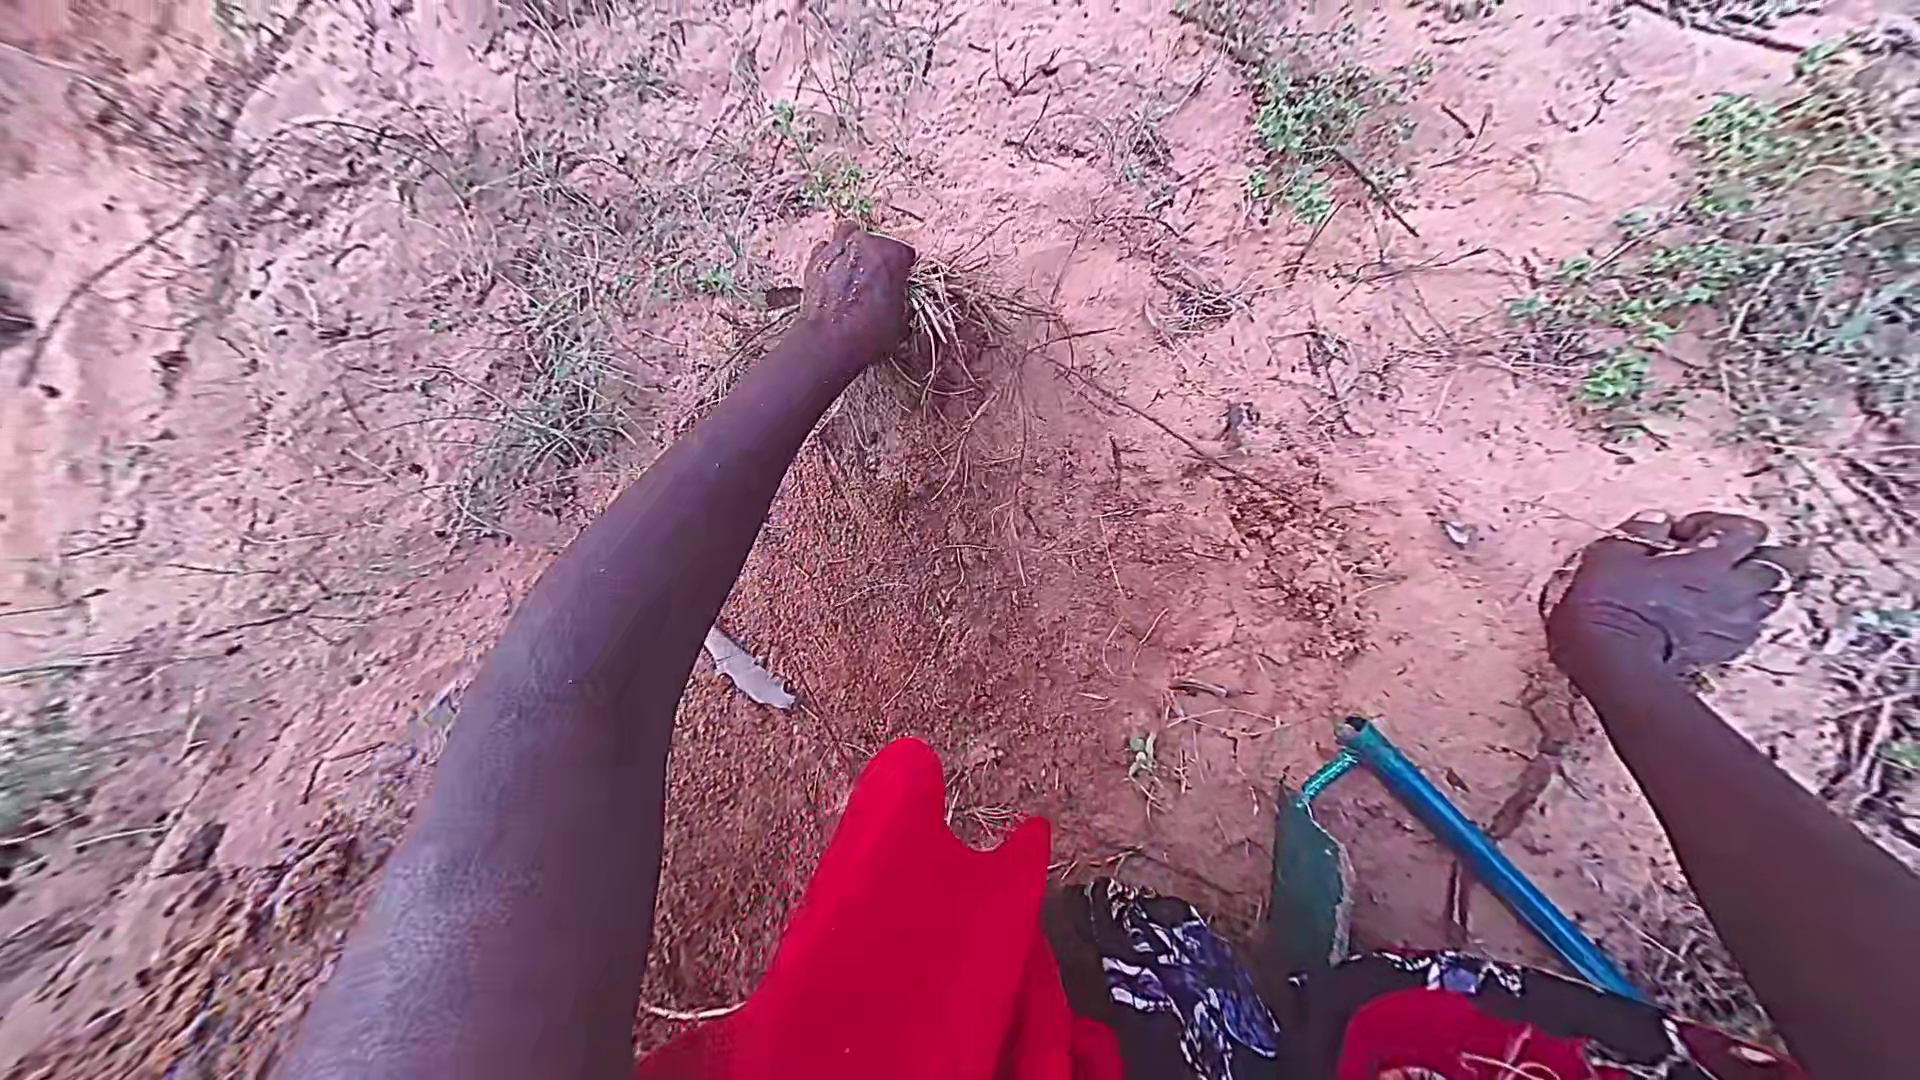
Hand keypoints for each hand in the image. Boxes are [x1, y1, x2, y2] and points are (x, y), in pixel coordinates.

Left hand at [798, 221, 915, 371]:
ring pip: (848, 237)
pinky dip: (832, 259)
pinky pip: (826, 250)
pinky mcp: (815, 258)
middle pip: (875, 242)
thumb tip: (898, 298)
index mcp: (893, 255)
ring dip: (853, 251)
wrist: (832, 341)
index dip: (902, 270)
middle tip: (876, 282)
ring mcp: (838, 247)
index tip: (900, 283)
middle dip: (877, 259)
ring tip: (855, 273)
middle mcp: (866, 243)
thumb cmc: (869, 333)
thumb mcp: (900, 321)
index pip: (904, 253)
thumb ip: (901, 299)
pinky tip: (835, 277)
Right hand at [1547, 511, 1805, 682]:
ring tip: (1710, 589)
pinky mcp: (1731, 645)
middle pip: (1776, 561)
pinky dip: (1733, 615)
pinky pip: (1749, 623)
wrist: (1611, 653)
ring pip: (1769, 594)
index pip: (1741, 528)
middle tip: (1713, 559)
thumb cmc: (1607, 603)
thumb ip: (1636, 535)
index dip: (1713, 525)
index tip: (1680, 533)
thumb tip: (1656, 521)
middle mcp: (1736, 586)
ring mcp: (1739, 618)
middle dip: (1750, 555)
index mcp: (1709, 559)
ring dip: (1746, 587)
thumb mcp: (1606, 557)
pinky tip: (1704, 617)